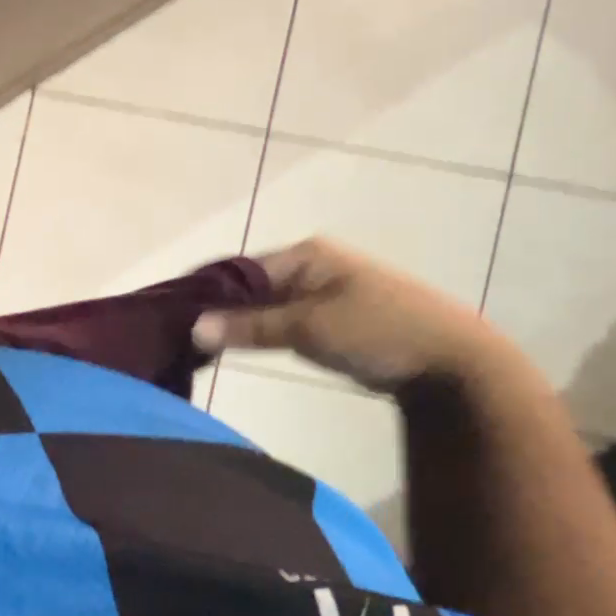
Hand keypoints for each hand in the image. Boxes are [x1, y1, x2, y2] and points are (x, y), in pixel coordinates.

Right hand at [191, 237, 513, 391]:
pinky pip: (271, 321)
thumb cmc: (381, 331)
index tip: (163, 317)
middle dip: (210, 311)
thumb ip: (248, 327)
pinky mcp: (321, 317)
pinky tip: (225, 351)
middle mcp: (307, 265)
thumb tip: (191, 328)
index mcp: (304, 254)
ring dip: (228, 325)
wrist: (451, 361)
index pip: (232, 269)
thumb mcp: (308, 328)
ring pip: (254, 307)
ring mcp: (315, 291)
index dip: (198, 292)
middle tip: (172, 338)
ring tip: (190, 348)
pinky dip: (248, 334)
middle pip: (241, 287)